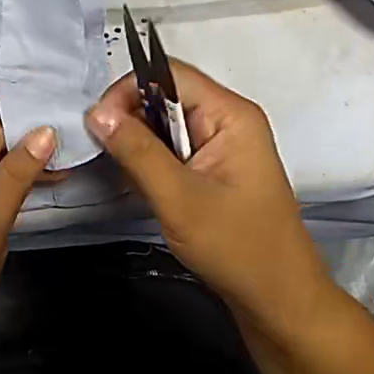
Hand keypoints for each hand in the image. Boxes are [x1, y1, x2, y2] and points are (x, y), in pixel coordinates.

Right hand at [85, 60, 331, 321]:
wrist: (276, 298)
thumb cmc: (237, 248)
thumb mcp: (179, 198)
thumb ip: (136, 151)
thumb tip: (97, 113)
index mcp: (230, 116)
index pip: (169, 75)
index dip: (128, 90)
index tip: (99, 123)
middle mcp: (226, 121)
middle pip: (163, 95)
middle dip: (129, 118)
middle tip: (105, 150)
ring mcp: (218, 145)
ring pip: (162, 123)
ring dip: (136, 143)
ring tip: (125, 172)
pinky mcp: (209, 167)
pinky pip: (168, 147)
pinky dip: (147, 161)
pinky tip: (141, 185)